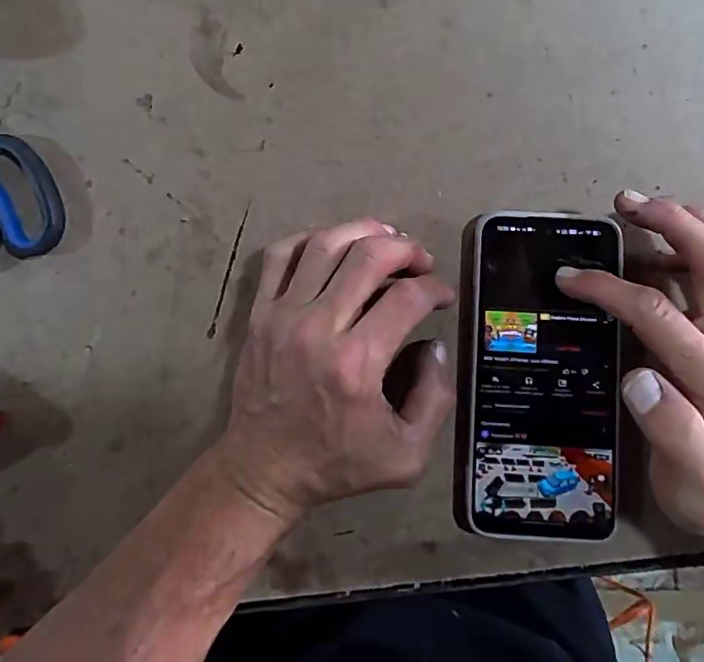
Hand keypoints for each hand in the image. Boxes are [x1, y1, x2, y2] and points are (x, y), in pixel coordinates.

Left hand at [207, 219, 456, 521]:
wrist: (261, 471)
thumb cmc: (335, 463)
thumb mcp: (406, 456)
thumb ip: (436, 398)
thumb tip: (435, 345)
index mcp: (356, 363)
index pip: (407, 297)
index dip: (436, 288)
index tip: (443, 297)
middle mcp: (318, 328)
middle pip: (369, 256)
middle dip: (407, 248)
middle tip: (422, 262)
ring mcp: (283, 315)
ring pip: (327, 244)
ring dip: (365, 232)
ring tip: (387, 240)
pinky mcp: (259, 312)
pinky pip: (283, 253)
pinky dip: (314, 238)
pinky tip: (337, 247)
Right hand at [555, 192, 703, 541]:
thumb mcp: (693, 491)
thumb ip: (670, 437)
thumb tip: (639, 379)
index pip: (658, 313)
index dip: (609, 287)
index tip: (572, 276)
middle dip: (670, 222)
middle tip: (626, 203)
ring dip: (700, 221)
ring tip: (656, 207)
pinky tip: (687, 239)